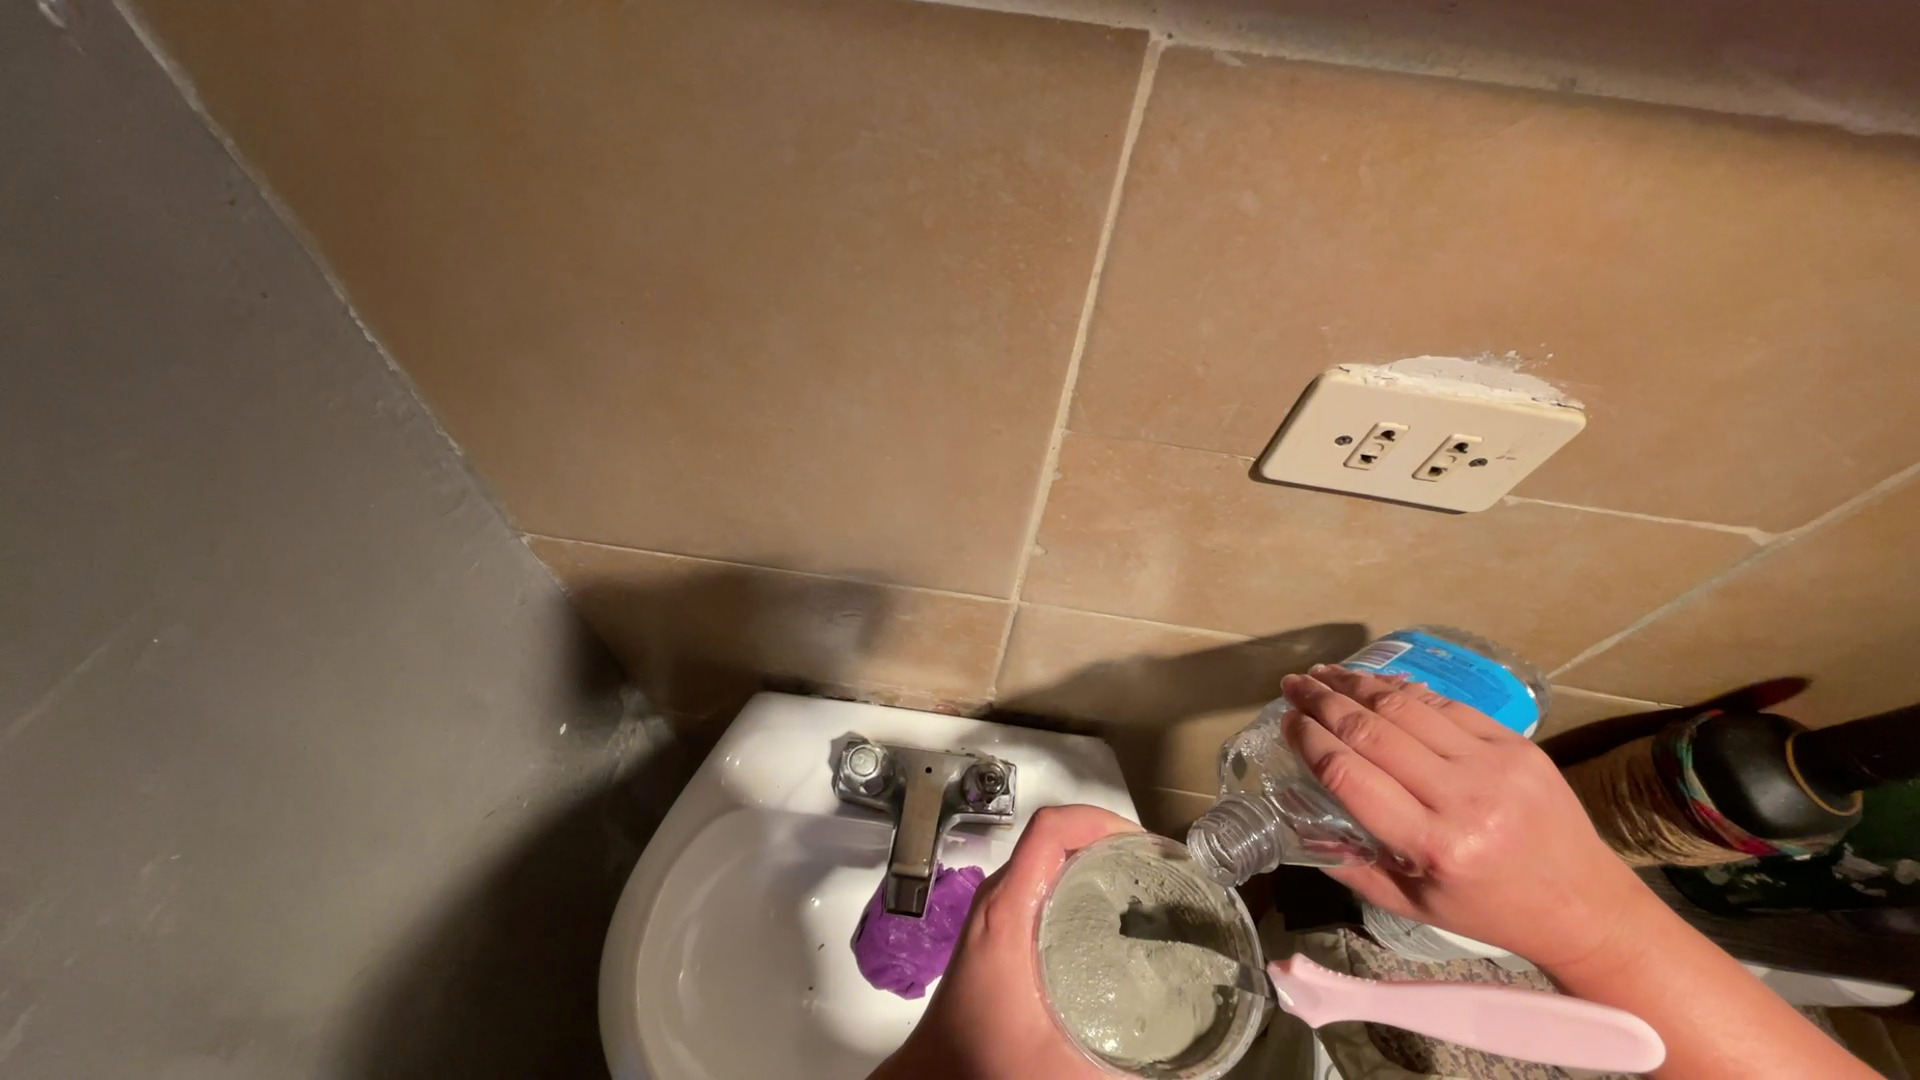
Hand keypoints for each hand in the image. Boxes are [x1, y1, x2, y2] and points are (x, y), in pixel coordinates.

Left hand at [869, 805, 1139, 1079]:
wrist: (935, 1073)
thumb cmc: (982, 1060)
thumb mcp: (1060, 1065)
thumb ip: (1124, 1067)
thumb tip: (1184, 1059)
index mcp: (1008, 910)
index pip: (1049, 830)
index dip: (1099, 821)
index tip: (1144, 844)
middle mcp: (999, 897)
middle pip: (1054, 835)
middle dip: (1108, 837)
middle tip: (1158, 866)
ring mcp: (997, 908)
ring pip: (1048, 855)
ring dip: (1094, 854)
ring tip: (1144, 881)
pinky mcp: (999, 925)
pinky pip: (1043, 878)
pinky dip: (1078, 876)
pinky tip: (1110, 911)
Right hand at [1279, 666, 1649, 968]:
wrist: (1587, 906)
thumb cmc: (1488, 910)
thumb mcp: (1410, 904)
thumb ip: (1348, 864)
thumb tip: (1298, 817)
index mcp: (1434, 845)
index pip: (1350, 775)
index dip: (1309, 740)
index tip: (1286, 722)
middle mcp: (1464, 799)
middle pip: (1372, 732)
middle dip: (1321, 702)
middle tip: (1290, 686)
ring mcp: (1494, 764)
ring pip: (1405, 707)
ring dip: (1354, 685)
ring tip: (1321, 675)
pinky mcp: (1515, 744)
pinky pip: (1443, 704)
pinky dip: (1399, 687)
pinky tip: (1370, 681)